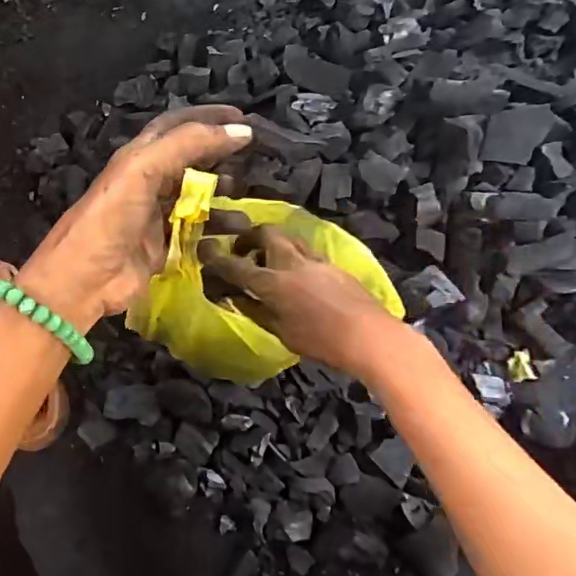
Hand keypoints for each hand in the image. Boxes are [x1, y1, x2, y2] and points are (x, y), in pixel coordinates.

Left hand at [19, 106, 252, 326]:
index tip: (243, 116)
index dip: (207, 118)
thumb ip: (188, 144)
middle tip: (252, 158)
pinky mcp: (162, 247)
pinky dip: (218, 228)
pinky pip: (197, 232)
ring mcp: (154, 216)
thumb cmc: (110, 218)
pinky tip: (237, 230)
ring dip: (223, 195)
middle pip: (190, 161)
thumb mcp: (144, 170)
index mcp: (137, 158)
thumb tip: (240, 129)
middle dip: (220, 156)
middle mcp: (146, 182)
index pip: (175, 126)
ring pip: (197, 197)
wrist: (84, 277)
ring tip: (244, 197)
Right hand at [198, 224, 409, 376]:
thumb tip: (236, 299)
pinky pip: (307, 252)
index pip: (235, 265)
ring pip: (289, 239)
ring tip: (270, 259)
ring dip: (274, 244)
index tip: (203, 248)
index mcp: (272, 282)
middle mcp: (291, 263)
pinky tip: (298, 274)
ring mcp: (316, 261)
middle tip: (243, 250)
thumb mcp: (280, 331)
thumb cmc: (320, 341)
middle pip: (266, 234)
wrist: (372, 338)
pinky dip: (295, 256)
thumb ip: (256, 311)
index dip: (215, 256)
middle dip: (249, 236)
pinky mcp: (334, 266)